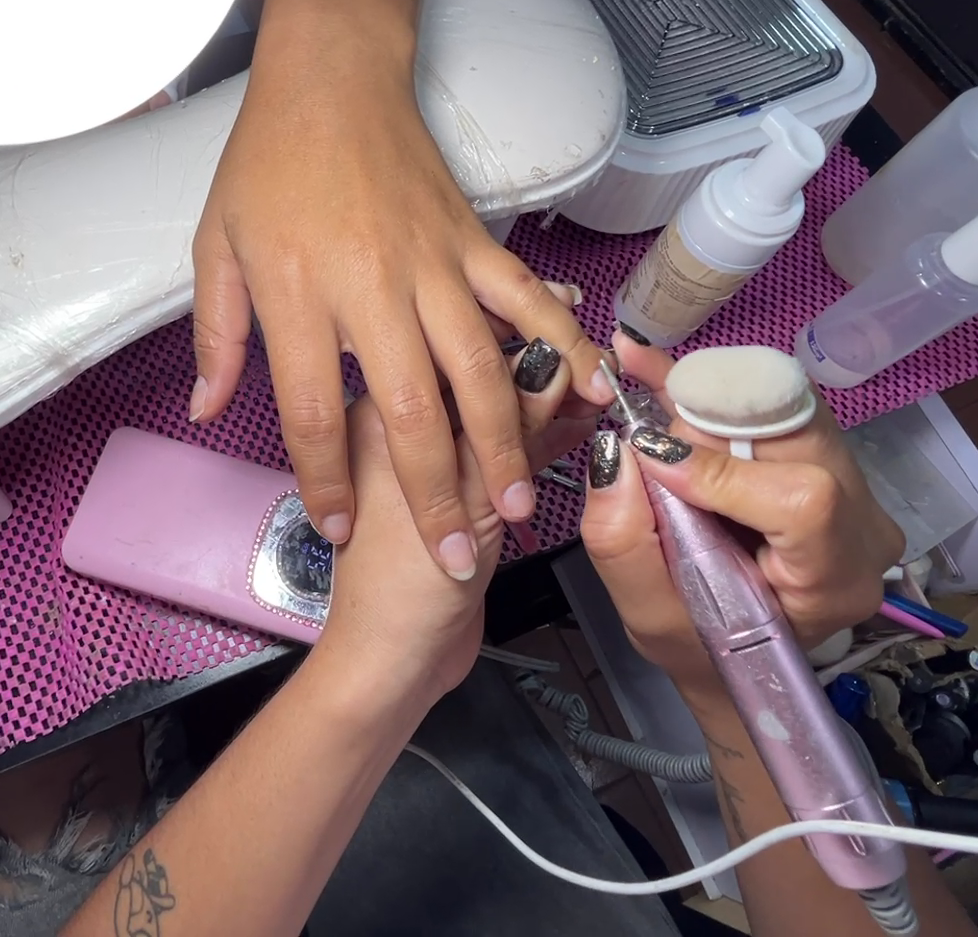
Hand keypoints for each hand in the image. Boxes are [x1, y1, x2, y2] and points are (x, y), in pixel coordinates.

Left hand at [190, 64, 611, 581]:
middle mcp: (370, 288)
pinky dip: (563, 344)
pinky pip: (526, 300)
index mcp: (297, 295)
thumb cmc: (268, 164)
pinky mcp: (473, 241)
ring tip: (516, 505)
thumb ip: (217, 335)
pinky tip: (591, 389)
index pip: (312, 412)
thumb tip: (208, 408)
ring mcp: (433, 264)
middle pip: (410, 410)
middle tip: (449, 557)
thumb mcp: (216, 248)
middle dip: (431, 494)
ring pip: (479, 368)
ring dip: (502, 444)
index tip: (339, 529)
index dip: (325, 481)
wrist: (330, 78)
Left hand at [314, 338, 599, 711]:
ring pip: (494, 414)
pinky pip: (501, 451)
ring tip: (599, 381)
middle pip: (477, 378)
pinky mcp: (458, 490)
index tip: (565, 316)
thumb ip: (504, 430)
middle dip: (536, 362)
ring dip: (546, 402)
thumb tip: (550, 362)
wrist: (394, 661)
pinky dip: (540, 440)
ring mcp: (430, 458)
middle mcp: (400, 426)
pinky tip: (580, 423)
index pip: (449, 354)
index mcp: (379, 414)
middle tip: (592, 346)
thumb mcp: (462, 498)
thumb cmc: (404, 582)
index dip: (511, 334)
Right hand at [579, 332, 902, 695]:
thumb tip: (614, 453)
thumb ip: (623, 543)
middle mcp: (864, 523)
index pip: (804, 501)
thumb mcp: (647, 615)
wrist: (734, 652)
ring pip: (779, 404)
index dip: (720, 471)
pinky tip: (657, 368)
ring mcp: (852, 484)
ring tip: (646, 404)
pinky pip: (772, 400)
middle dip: (704, 424)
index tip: (648, 459)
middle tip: (646, 439)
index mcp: (835, 579)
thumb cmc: (698, 647)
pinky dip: (709, 385)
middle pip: (792, 433)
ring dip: (702, 400)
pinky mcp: (824, 457)